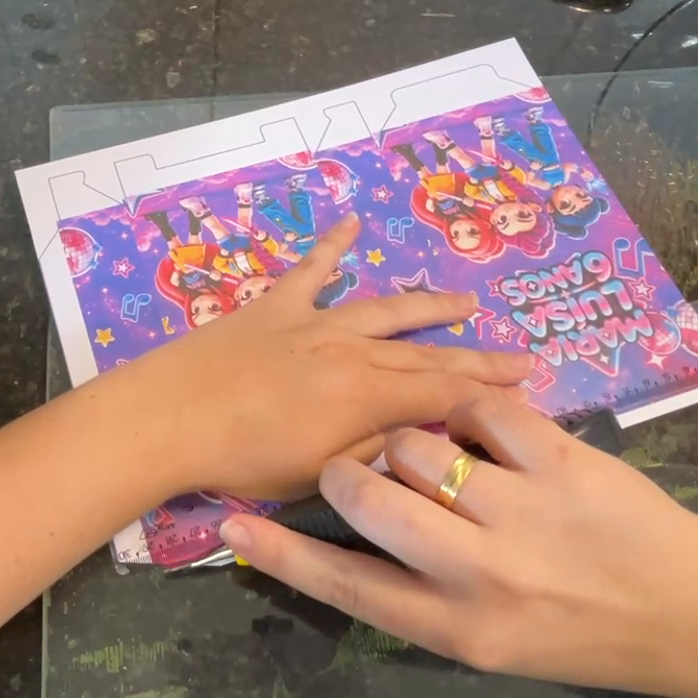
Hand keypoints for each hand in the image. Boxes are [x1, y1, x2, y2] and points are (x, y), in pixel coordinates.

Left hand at [93, 214, 532, 500]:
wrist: (170, 418)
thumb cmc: (243, 459)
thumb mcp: (320, 472)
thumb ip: (374, 449)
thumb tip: (418, 434)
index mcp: (366, 395)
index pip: (443, 394)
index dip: (487, 396)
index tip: (527, 390)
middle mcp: (351, 350)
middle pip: (425, 353)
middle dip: (476, 358)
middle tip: (522, 356)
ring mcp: (313, 322)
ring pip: (384, 310)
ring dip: (427, 306)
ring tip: (466, 300)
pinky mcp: (274, 307)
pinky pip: (309, 271)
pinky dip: (330, 247)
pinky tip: (351, 225)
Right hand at [219, 394, 697, 697]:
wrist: (697, 616)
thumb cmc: (580, 634)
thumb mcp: (487, 639)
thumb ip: (413, 587)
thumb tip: (350, 521)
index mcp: (455, 627)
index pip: (346, 587)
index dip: (282, 556)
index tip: (233, 529)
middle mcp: (481, 573)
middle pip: (366, 493)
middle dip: (348, 470)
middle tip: (362, 468)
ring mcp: (524, 513)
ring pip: (414, 442)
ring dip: (411, 440)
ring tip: (442, 454)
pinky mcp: (562, 461)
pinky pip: (479, 409)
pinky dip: (468, 409)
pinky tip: (486, 430)